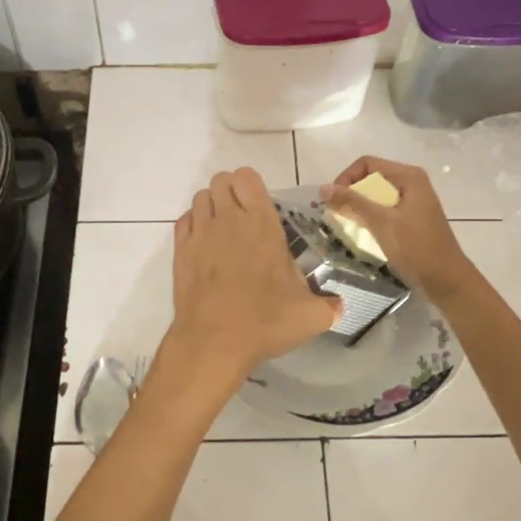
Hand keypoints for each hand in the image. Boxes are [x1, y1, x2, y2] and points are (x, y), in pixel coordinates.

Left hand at [166, 168, 339, 383]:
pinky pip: (184, 220)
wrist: (214, 342)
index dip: (252, 185)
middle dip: (231, 191)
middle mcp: (228, 220)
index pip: (247, 178)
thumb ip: (330, 306)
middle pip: (221, 181)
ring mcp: (200, 234)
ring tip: (224, 230)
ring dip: (212, 206)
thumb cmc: (265, 322)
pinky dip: (194, 224)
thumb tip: (339, 306)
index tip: (261, 206)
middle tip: (243, 217)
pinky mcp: (180, 252)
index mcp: (261, 224)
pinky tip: (205, 244)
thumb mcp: (311, 316)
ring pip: (200, 198)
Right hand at [321, 156, 476, 299]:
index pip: (367, 164)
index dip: (346, 178)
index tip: (333, 201)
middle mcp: (411, 183)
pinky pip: (385, 210)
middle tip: (337, 215)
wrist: (446, 279)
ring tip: (346, 225)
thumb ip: (353, 203)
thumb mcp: (381, 223)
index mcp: (408, 176)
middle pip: (371, 178)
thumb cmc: (416, 247)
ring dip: (359, 207)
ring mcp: (413, 201)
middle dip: (351, 194)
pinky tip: (363, 233)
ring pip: (377, 196)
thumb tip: (324, 188)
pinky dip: (371, 217)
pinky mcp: (412, 218)